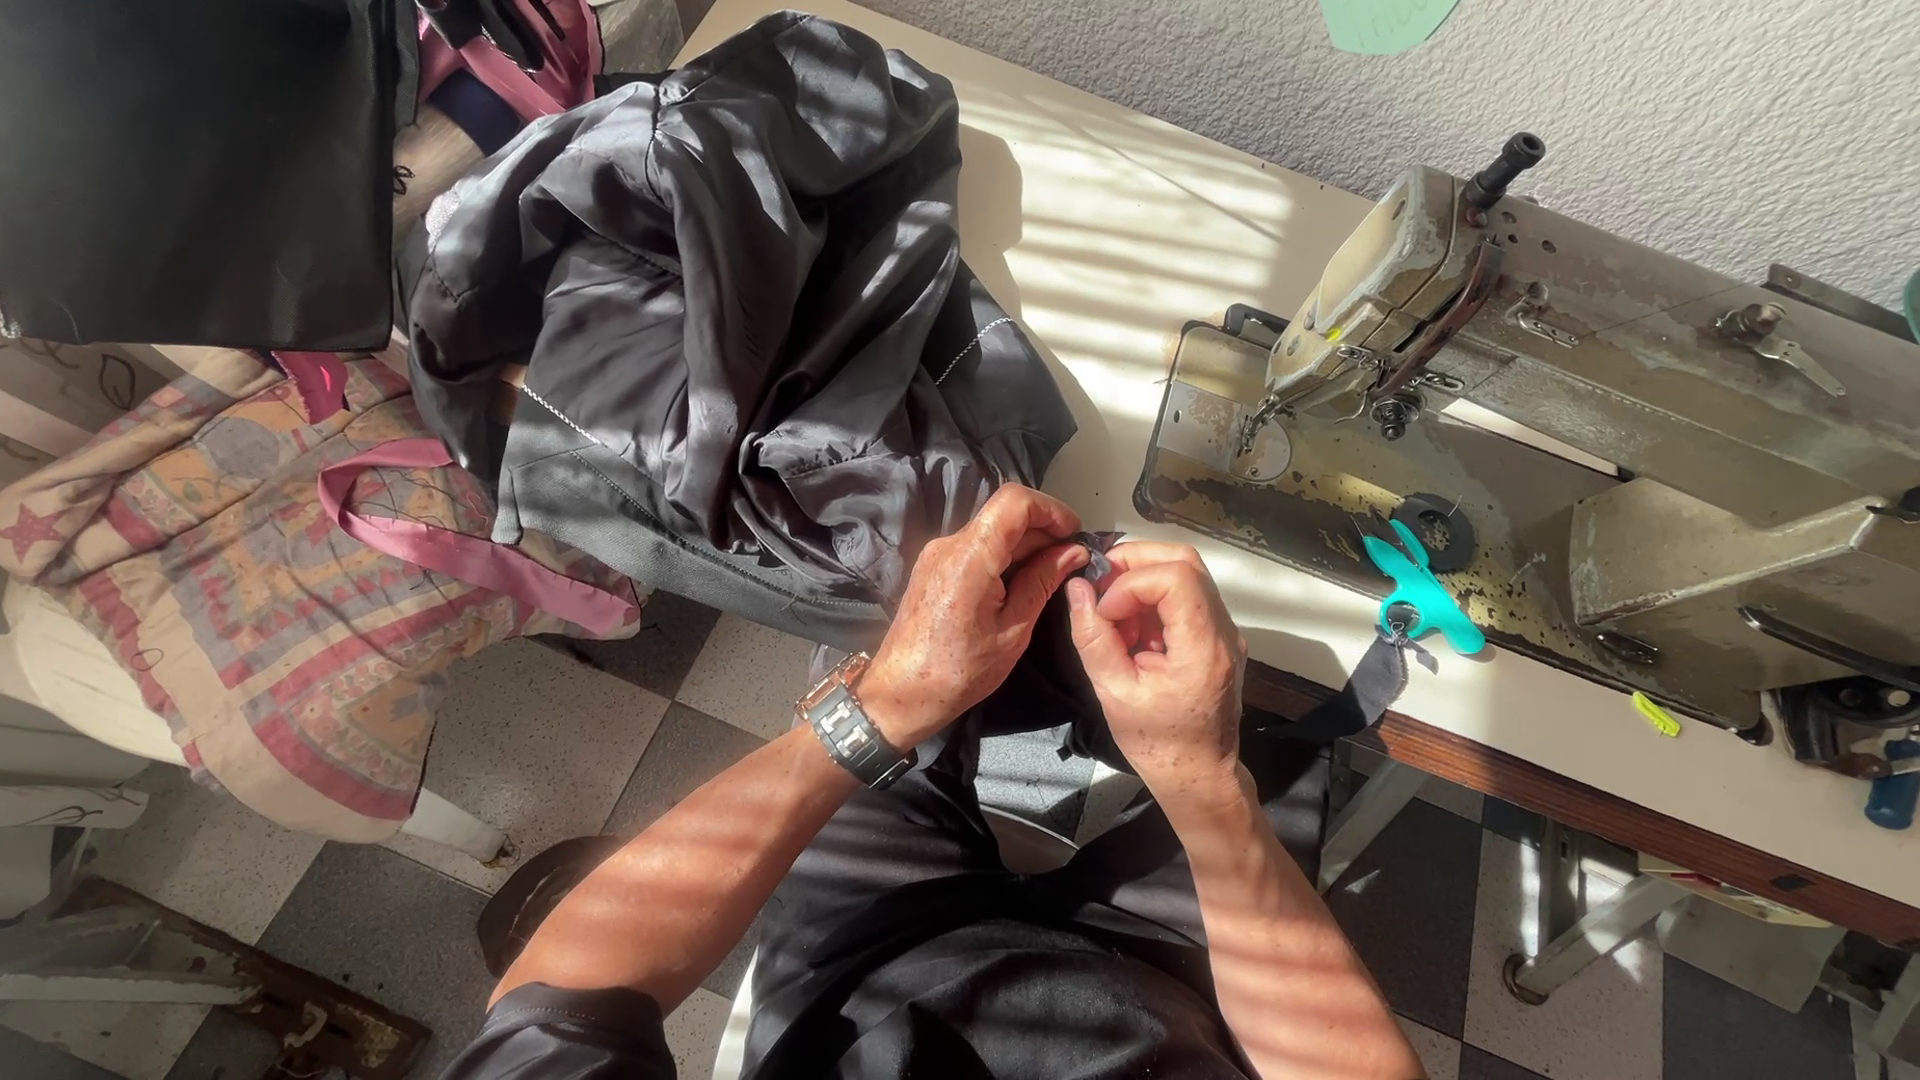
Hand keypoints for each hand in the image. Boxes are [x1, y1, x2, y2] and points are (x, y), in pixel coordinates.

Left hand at [860, 485, 1088, 749]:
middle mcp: (949, 544)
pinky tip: (1021, 583)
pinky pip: (976, 548)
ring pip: (991, 531)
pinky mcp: (933, 567)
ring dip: (1025, 544)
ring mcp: (937, 554)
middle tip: (1073, 560)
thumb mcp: (1013, 631)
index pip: (1015, 501)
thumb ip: (1042, 582)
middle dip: (1044, 530)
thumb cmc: (959, 671)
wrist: (901, 693)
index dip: (1051, 509)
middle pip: (1004, 515)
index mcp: (970, 557)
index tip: (1074, 534)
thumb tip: (1073, 552)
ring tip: (1052, 574)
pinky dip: (1004, 556)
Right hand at [1066, 542, 1246, 803]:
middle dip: (1135, 563)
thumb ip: (1092, 637)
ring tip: (1113, 610)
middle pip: (1185, 561)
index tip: (1105, 611)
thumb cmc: (1155, 743)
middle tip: (1100, 586)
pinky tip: (1130, 626)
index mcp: (1203, 648)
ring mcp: (1224, 631)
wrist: (1198, 775)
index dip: (1131, 582)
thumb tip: (1076, 588)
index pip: (1177, 578)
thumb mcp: (1113, 693)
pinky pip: (1185, 595)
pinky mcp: (1215, 635)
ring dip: (1142, 579)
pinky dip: (1151, 597)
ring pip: (1186, 572)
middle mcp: (1223, 631)